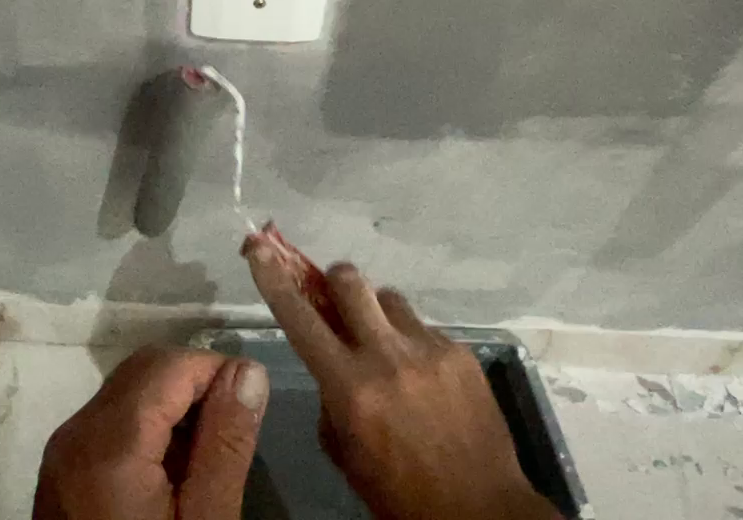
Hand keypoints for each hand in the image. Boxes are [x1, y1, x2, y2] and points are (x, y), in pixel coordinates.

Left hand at [34, 346, 269, 519]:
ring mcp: (62, 452)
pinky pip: (109, 420)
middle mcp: (76, 431)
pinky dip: (145, 425)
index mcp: (109, 442)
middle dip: (194, 382)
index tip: (253, 404)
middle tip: (234, 430)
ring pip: (126, 390)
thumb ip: (225, 444)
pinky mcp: (60, 471)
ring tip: (208, 454)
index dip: (217, 370)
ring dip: (172, 403)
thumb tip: (248, 371)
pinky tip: (172, 471)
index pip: (169, 364)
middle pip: (144, 369)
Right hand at [243, 244, 559, 519]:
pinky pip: (424, 327)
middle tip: (338, 299)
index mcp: (350, 387)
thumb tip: (330, 364)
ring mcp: (428, 349)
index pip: (300, 318)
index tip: (259, 249)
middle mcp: (386, 356)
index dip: (274, 279)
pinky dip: (414, 343)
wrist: (483, 513)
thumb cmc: (402, 494)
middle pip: (350, 281)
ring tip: (390, 346)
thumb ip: (331, 399)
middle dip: (336, 281)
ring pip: (389, 297)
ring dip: (379, 313)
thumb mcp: (346, 454)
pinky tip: (426, 377)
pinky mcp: (460, 352)